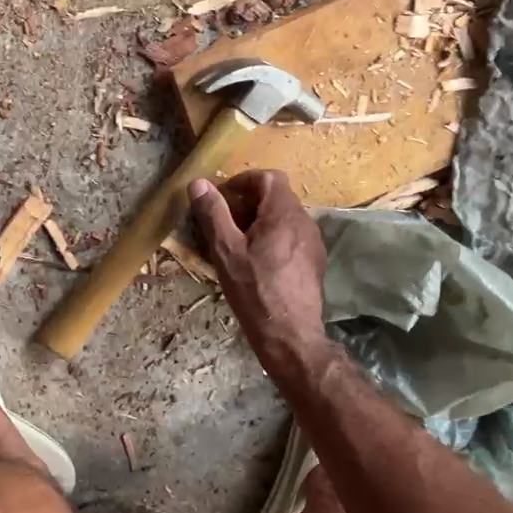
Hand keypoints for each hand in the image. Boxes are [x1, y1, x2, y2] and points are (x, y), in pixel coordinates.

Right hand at [188, 171, 332, 368]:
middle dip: (249, 201)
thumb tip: (198, 183)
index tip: (223, 197)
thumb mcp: (226, 251)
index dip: (244, 181)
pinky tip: (258, 262)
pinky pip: (292, 236)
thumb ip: (213, 214)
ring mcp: (313, 243)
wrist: (290, 335)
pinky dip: (273, 237)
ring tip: (238, 242)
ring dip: (261, 220)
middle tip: (225, 220)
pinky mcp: (314, 262)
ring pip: (285, 217)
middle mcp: (304, 222)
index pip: (269, 177)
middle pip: (277, 196)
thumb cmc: (254, 290)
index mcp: (284, 214)